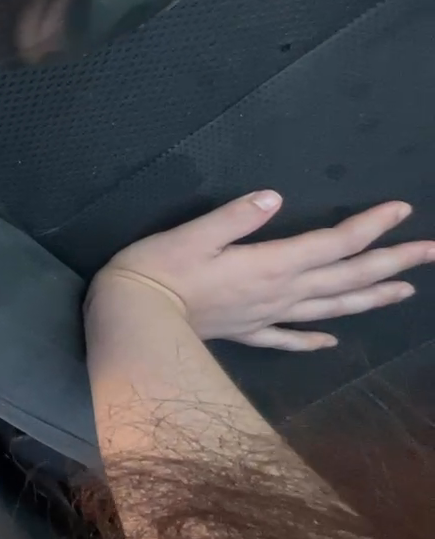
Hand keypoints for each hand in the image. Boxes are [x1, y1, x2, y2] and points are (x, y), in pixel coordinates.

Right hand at [90, 191, 434, 350]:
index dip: (370, 225)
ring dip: (370, 297)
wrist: (133, 315)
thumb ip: (232, 217)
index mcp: (271, 263)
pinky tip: (329, 341)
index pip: (334, 242)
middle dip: (391, 262)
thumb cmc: (155, 269)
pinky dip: (311, 339)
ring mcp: (265, 314)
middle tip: (429, 252)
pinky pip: (286, 338)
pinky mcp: (243, 330)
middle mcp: (281, 291)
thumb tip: (273, 196)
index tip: (402, 210)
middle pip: (347, 276)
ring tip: (404, 290)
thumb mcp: (188, 235)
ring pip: (330, 307)